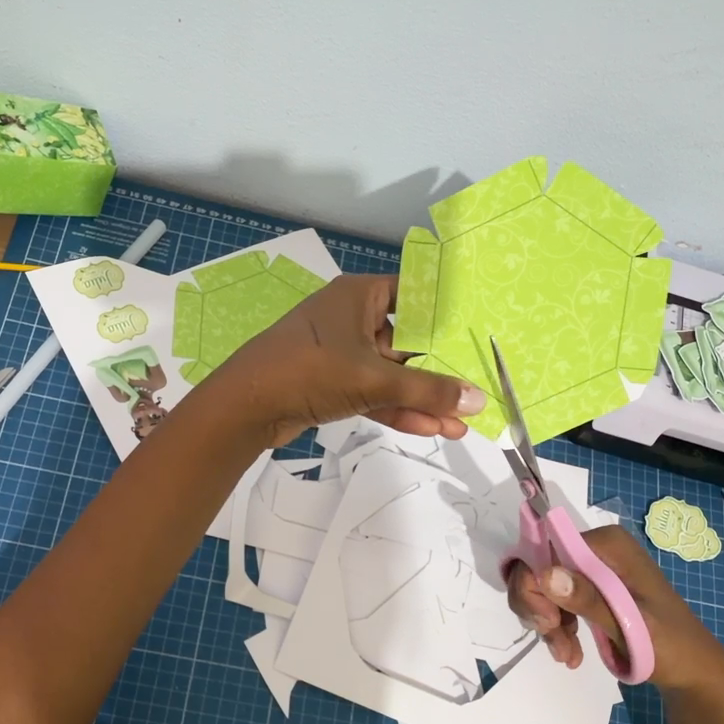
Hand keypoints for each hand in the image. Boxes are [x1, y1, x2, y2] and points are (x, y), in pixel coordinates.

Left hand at [201, 274, 484, 446]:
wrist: (245, 407)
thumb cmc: (310, 371)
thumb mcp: (374, 380)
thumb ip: (427, 391)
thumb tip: (477, 401)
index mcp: (360, 296)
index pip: (414, 295)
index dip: (446, 316)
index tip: (478, 335)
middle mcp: (351, 318)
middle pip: (407, 341)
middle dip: (439, 371)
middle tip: (476, 391)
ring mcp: (340, 354)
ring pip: (390, 374)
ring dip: (421, 399)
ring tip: (461, 425)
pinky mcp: (331, 385)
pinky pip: (372, 394)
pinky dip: (396, 410)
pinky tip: (431, 429)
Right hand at [508, 525, 723, 695]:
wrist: (692, 670)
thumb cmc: (670, 646)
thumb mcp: (629, 625)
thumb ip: (588, 600)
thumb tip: (545, 574)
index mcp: (608, 545)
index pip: (544, 550)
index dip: (534, 586)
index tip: (548, 623)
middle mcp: (596, 548)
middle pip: (537, 568)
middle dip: (538, 607)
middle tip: (554, 637)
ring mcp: (593, 568)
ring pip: (540, 588)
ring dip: (547, 624)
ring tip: (567, 653)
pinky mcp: (590, 588)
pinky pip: (553, 601)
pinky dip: (556, 628)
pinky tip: (570, 651)